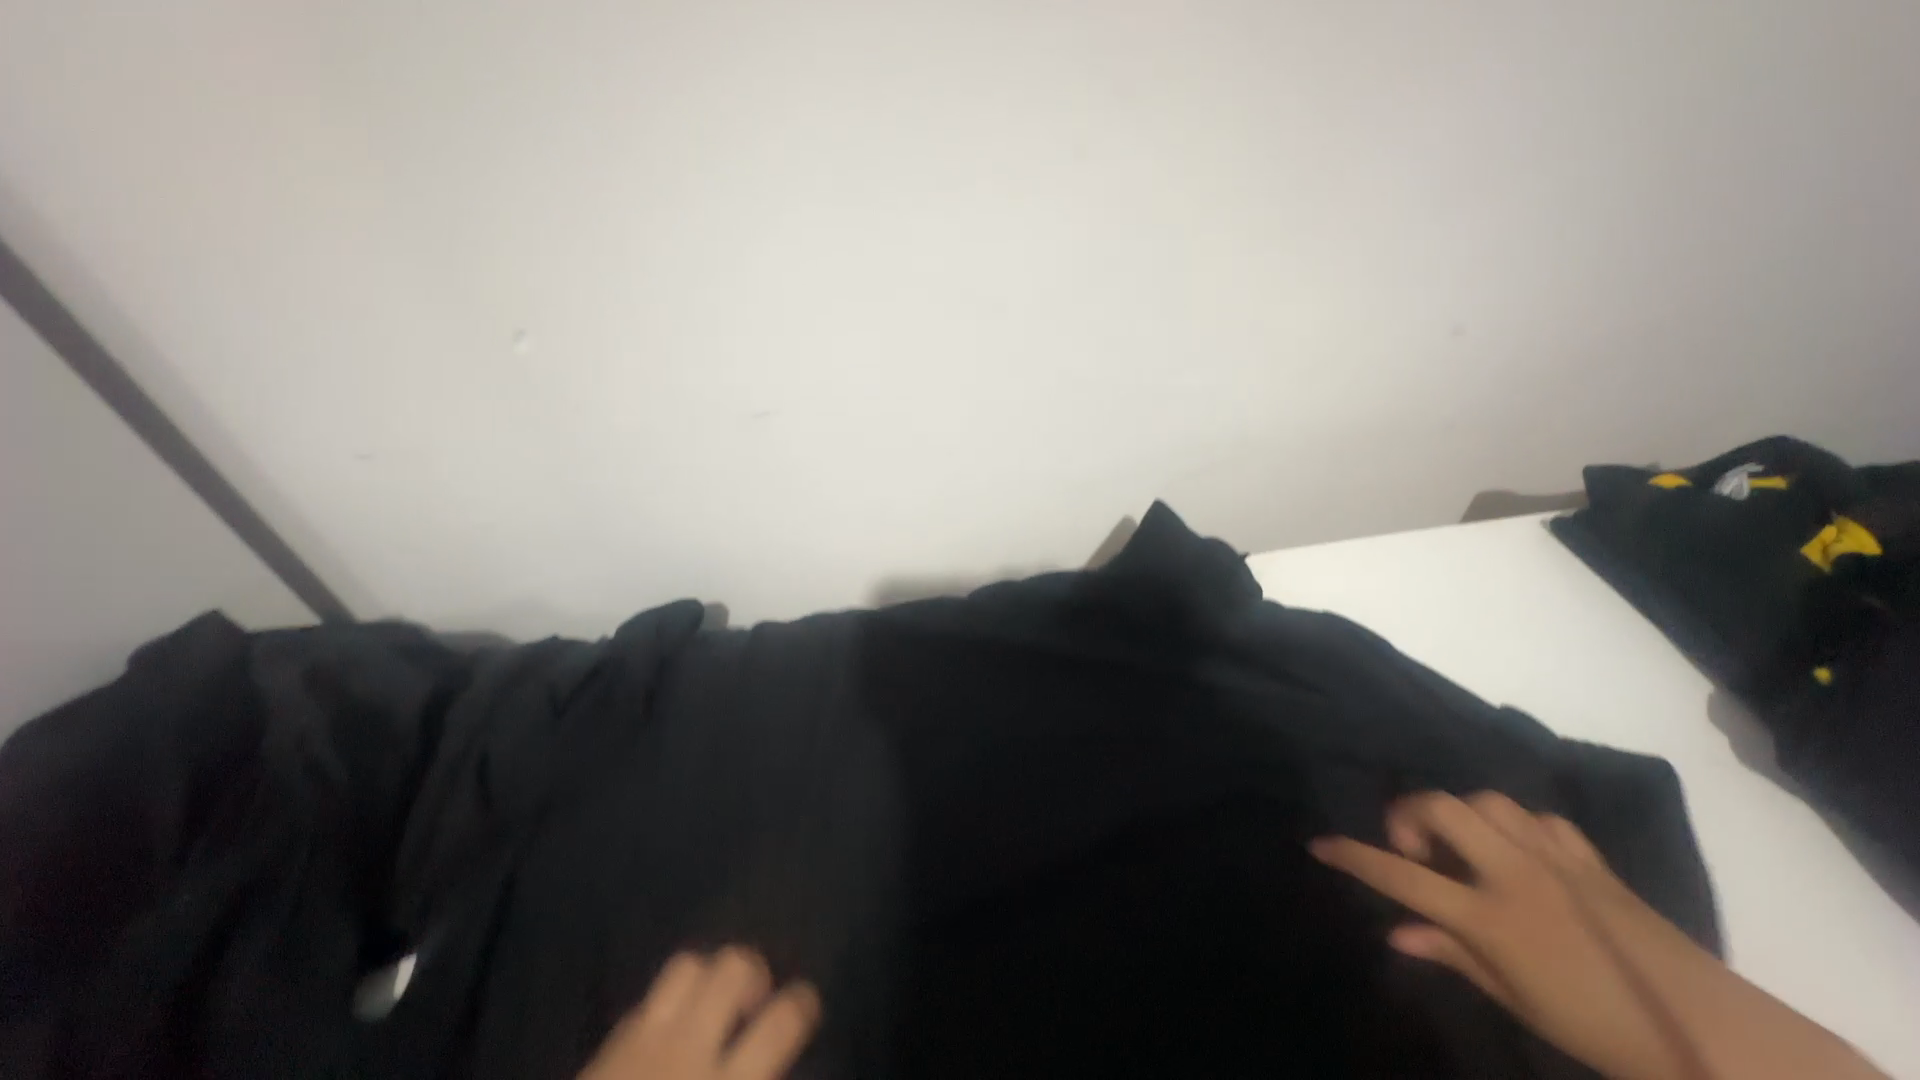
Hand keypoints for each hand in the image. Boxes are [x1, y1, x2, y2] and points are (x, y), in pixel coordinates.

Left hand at [578, 947, 820, 1079]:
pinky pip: (645, 1000)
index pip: (782, 1019)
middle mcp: (689, 1047)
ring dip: (707, 976)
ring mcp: (643, 1039)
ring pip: (686, 965)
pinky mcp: (607, 1044)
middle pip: (732, 967)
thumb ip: (749, 1078)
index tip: (806, 1001)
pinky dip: (665, 1004)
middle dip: (753, 972)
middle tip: (753, 1001)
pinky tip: (666, 1031)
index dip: (802, 1002)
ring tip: (712, 1002)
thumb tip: (768, 1068)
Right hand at [1312, 791, 1887, 1079]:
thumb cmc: (1592, 1025)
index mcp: (1488, 916)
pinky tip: (1516, 850)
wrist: (1701, 1028)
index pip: (1400, 874)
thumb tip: (1397, 932)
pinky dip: (1512, 824)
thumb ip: (1450, 953)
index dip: (1352, 856)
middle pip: (1440, 807)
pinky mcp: (1588, 856)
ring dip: (1459, 814)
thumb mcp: (1511, 996)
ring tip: (1462, 848)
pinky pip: (1535, 817)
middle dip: (1407, 814)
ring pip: (1486, 800)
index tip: (1320, 844)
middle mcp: (1513, 872)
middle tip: (1413, 849)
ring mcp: (1553, 858)